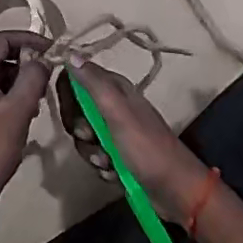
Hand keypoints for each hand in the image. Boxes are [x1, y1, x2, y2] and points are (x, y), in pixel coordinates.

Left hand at [0, 31, 48, 219]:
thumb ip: (33, 77)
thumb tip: (43, 58)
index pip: (2, 40)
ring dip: (23, 80)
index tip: (54, 49)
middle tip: (50, 78)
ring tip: (41, 98)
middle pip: (2, 55)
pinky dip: (16, 94)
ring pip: (2, 74)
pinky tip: (29, 110)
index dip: (30, 40)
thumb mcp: (18, 109)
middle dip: (28, 62)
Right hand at [65, 58, 212, 217]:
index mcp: (115, 88)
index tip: (69, 113)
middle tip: (90, 138)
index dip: (68, 94)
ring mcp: (115, 130)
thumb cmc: (147, 148)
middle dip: (79, 129)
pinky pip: (94, 155)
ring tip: (107, 162)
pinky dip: (101, 165)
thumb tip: (69, 53)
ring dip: (91, 152)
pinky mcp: (117, 153)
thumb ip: (94, 84)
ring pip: (83, 136)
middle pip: (76, 109)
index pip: (76, 77)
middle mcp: (113, 105)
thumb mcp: (118, 113)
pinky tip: (114, 173)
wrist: (175, 190)